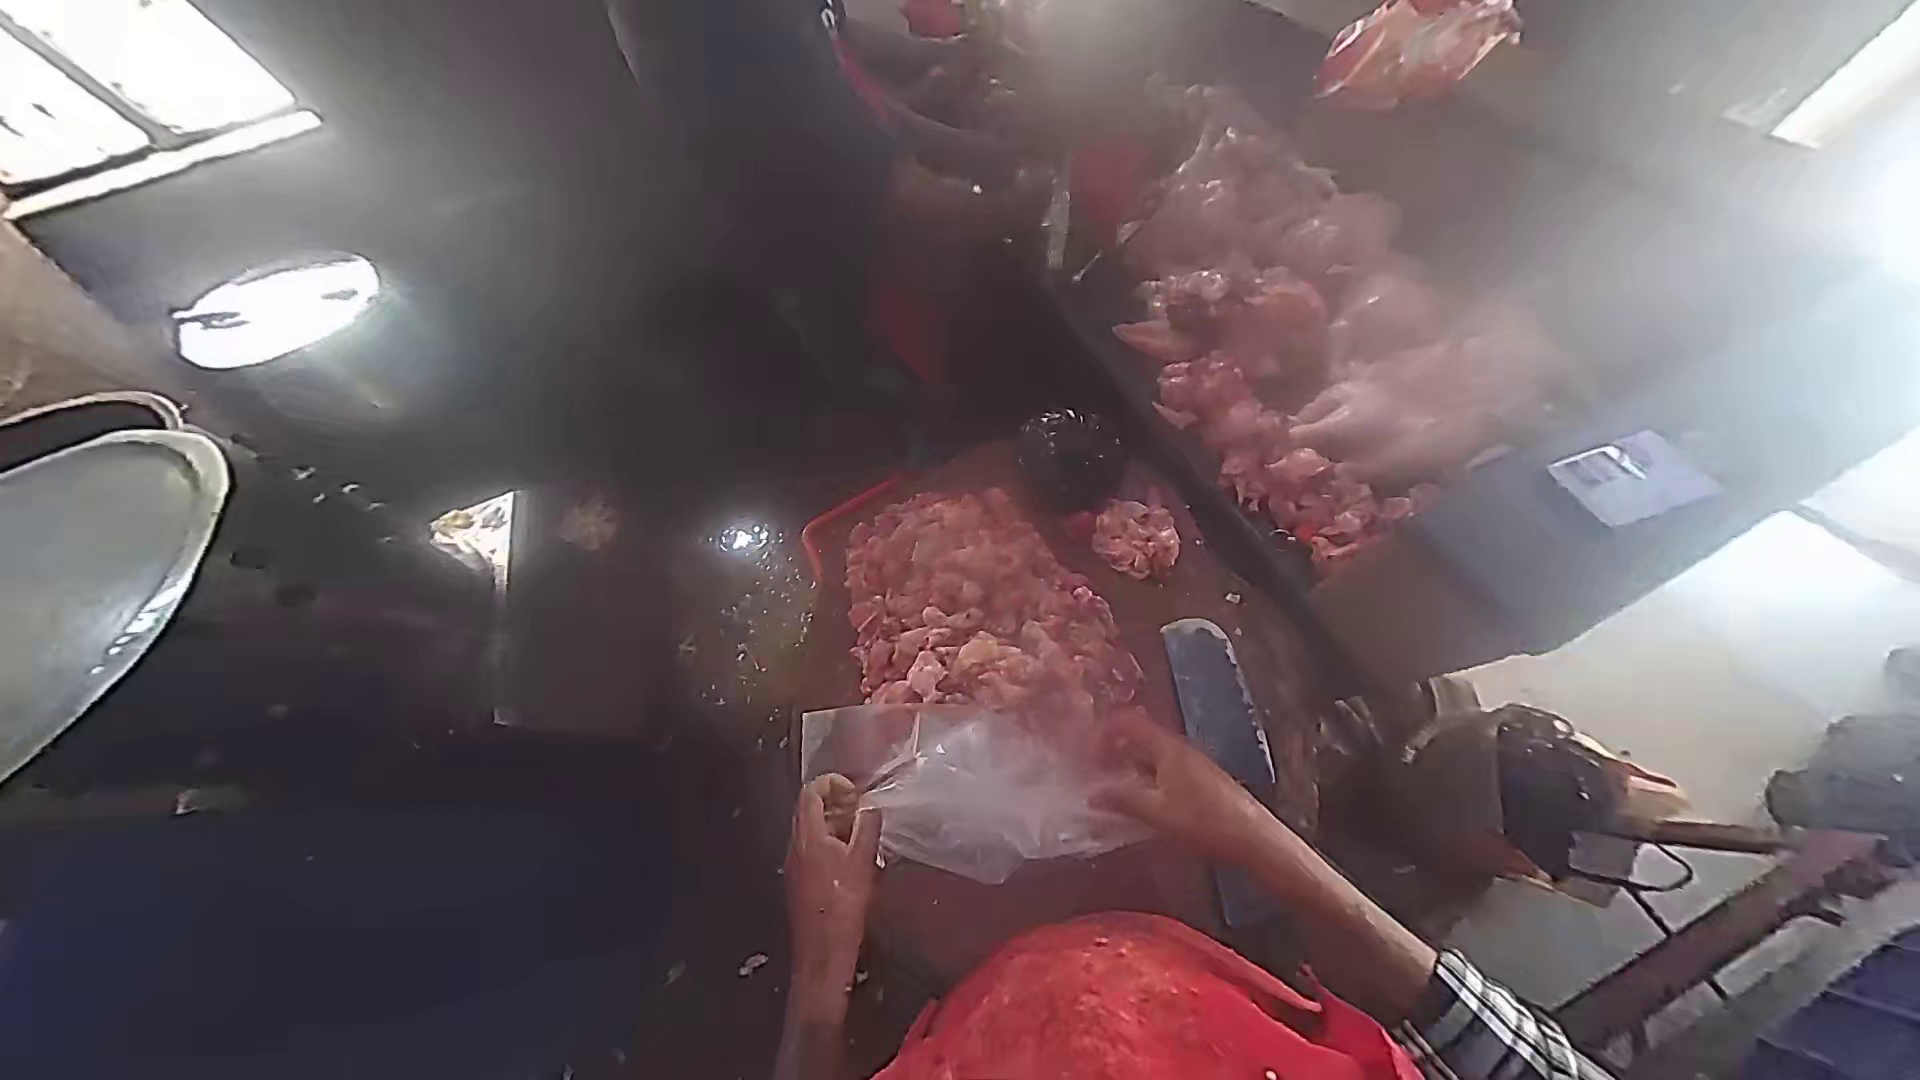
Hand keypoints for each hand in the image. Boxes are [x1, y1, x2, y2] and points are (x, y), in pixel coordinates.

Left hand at [785, 775, 882, 1001]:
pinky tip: (848, 855)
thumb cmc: (843, 906)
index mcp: (808, 837)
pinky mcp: (797, 880)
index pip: (810, 793)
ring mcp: (793, 864)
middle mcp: (794, 846)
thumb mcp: (863, 861)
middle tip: (859, 808)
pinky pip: (810, 847)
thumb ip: (868, 827)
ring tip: (858, 830)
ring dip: (832, 821)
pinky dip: (828, 840)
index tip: (853, 792)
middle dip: (834, 801)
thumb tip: (871, 807)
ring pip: (809, 828)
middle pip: (807, 808)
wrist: (822, 953)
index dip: (831, 783)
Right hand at [1095, 711, 1275, 864]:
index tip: (1089, 757)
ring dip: (1127, 765)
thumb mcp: (1158, 813)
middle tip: (1096, 773)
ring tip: (1113, 788)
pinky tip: (1141, 801)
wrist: (1256, 840)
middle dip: (1112, 750)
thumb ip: (1123, 801)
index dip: (1103, 733)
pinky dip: (1144, 776)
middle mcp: (1178, 748)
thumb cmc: (1206, 821)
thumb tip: (1092, 795)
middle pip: (1137, 736)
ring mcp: (1190, 762)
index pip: (1127, 722)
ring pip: (1149, 753)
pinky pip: (1161, 767)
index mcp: (1167, 747)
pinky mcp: (1198, 779)